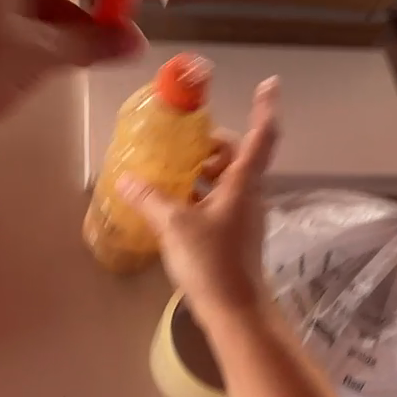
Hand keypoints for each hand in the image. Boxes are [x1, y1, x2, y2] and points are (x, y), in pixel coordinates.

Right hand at [121, 79, 281, 326]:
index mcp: (242, 184)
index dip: (265, 108)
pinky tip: (173, 203)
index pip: (261, 136)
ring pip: (228, 179)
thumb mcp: (175, 226)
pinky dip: (199, 193)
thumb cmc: (213, 263)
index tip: (269, 83)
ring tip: (172, 169)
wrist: (236, 313)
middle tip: (185, 141)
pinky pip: (218, 201)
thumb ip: (150, 198)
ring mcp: (242, 216)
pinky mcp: (233, 235)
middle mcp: (248, 194)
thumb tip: (126, 177)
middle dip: (215, 143)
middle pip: (240, 156)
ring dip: (204, 169)